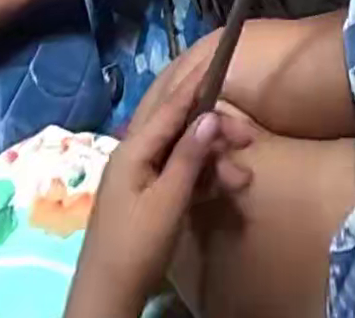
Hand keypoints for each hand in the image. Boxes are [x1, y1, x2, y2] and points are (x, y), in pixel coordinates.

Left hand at [65, 66, 253, 317]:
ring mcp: (143, 175)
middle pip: (181, 128)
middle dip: (215, 131)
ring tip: (243, 181)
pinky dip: (203, 179)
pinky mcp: (150, 196)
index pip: (170, 105)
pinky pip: (180, 175)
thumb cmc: (136, 246)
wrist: (106, 299)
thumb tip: (210, 115)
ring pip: (184, 153)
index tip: (215, 60)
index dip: (195, 83)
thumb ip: (189, 156)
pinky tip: (227, 188)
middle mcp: (138, 153)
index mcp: (135, 147)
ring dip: (214, 161)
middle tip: (249, 139)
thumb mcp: (168, 201)